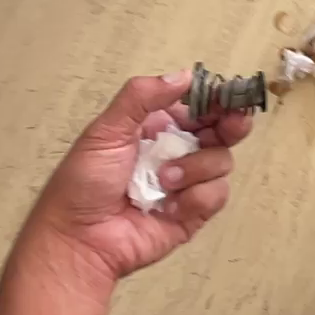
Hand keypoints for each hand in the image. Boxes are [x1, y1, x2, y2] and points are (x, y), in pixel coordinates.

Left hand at [23, 72, 253, 283]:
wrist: (80, 239)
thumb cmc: (84, 181)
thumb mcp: (106, 130)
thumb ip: (142, 97)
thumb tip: (185, 76)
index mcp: (156, 126)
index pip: (197, 106)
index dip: (216, 99)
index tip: (227, 96)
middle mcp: (176, 151)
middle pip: (222, 130)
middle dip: (231, 124)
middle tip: (234, 123)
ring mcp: (188, 183)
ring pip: (221, 161)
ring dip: (195, 168)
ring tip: (163, 181)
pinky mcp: (195, 213)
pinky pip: (216, 194)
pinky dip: (195, 197)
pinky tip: (169, 207)